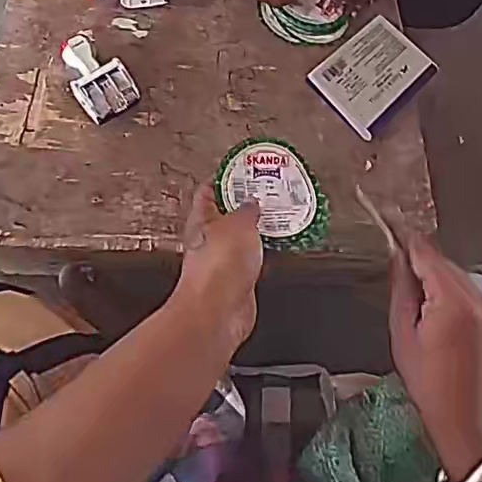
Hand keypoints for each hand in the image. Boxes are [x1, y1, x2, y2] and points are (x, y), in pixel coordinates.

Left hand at [176, 182, 263, 348]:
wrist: (218, 312)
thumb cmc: (217, 267)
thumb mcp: (238, 224)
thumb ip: (247, 210)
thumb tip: (252, 202)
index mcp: (202, 219)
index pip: (209, 191)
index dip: (224, 178)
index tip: (241, 169)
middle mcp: (210, 239)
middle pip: (227, 214)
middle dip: (246, 203)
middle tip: (267, 190)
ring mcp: (224, 260)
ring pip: (242, 237)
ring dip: (259, 228)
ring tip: (278, 213)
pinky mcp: (238, 279)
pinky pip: (253, 259)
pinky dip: (266, 251)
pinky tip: (280, 244)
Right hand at [388, 233, 481, 478]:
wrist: (465, 422)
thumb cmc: (427, 383)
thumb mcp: (402, 333)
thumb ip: (401, 288)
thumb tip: (397, 257)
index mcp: (451, 301)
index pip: (426, 254)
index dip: (406, 237)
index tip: (389, 222)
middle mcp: (475, 297)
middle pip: (442, 260)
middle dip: (419, 257)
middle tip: (394, 260)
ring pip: (454, 272)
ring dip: (433, 271)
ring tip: (412, 286)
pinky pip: (465, 287)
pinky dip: (447, 285)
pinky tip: (432, 301)